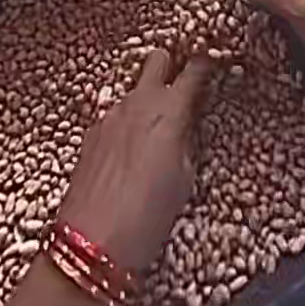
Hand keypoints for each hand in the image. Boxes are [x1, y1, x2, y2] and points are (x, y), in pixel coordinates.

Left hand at [57, 49, 213, 274]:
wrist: (89, 246)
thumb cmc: (147, 216)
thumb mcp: (184, 180)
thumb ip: (187, 141)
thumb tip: (184, 126)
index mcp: (169, 110)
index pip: (194, 70)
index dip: (207, 63)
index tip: (214, 62)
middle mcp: (138, 101)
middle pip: (157, 59)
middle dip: (171, 66)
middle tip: (182, 89)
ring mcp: (111, 113)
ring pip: (135, 88)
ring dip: (147, 98)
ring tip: (155, 131)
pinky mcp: (92, 131)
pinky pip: (116, 112)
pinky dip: (128, 121)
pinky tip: (129, 152)